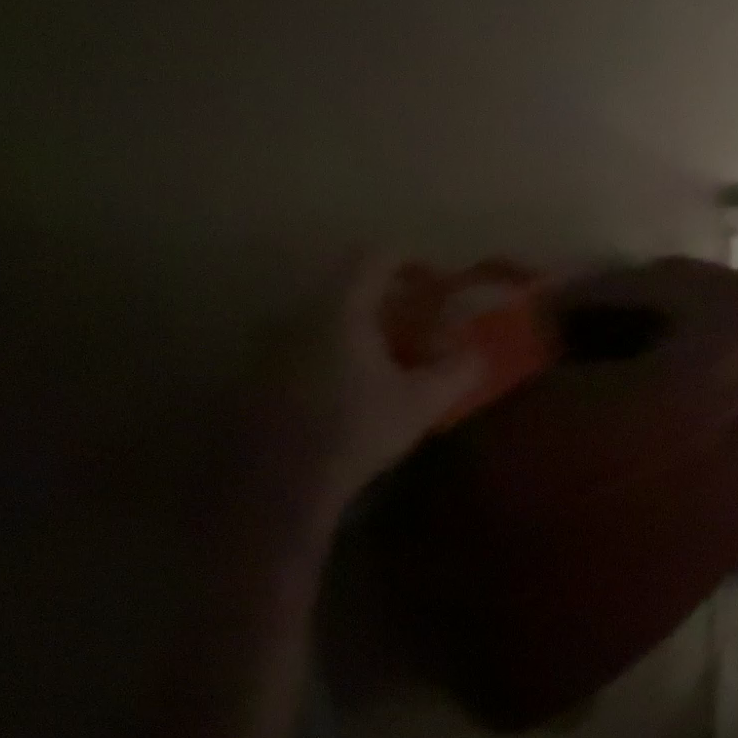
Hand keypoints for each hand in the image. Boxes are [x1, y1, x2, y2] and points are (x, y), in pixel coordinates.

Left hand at [224, 252, 481, 553]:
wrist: (279, 481)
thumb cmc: (356, 429)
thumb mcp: (421, 403)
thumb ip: (456, 372)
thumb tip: (478, 354)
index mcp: (341, 308)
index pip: (375, 256)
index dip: (409, 259)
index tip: (433, 279)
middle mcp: (300, 313)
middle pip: (348, 287)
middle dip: (387, 302)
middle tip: (417, 328)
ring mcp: (273, 343)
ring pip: (324, 318)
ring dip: (357, 330)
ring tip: (385, 364)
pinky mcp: (259, 374)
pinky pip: (304, 346)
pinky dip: (332, 354)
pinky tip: (349, 392)